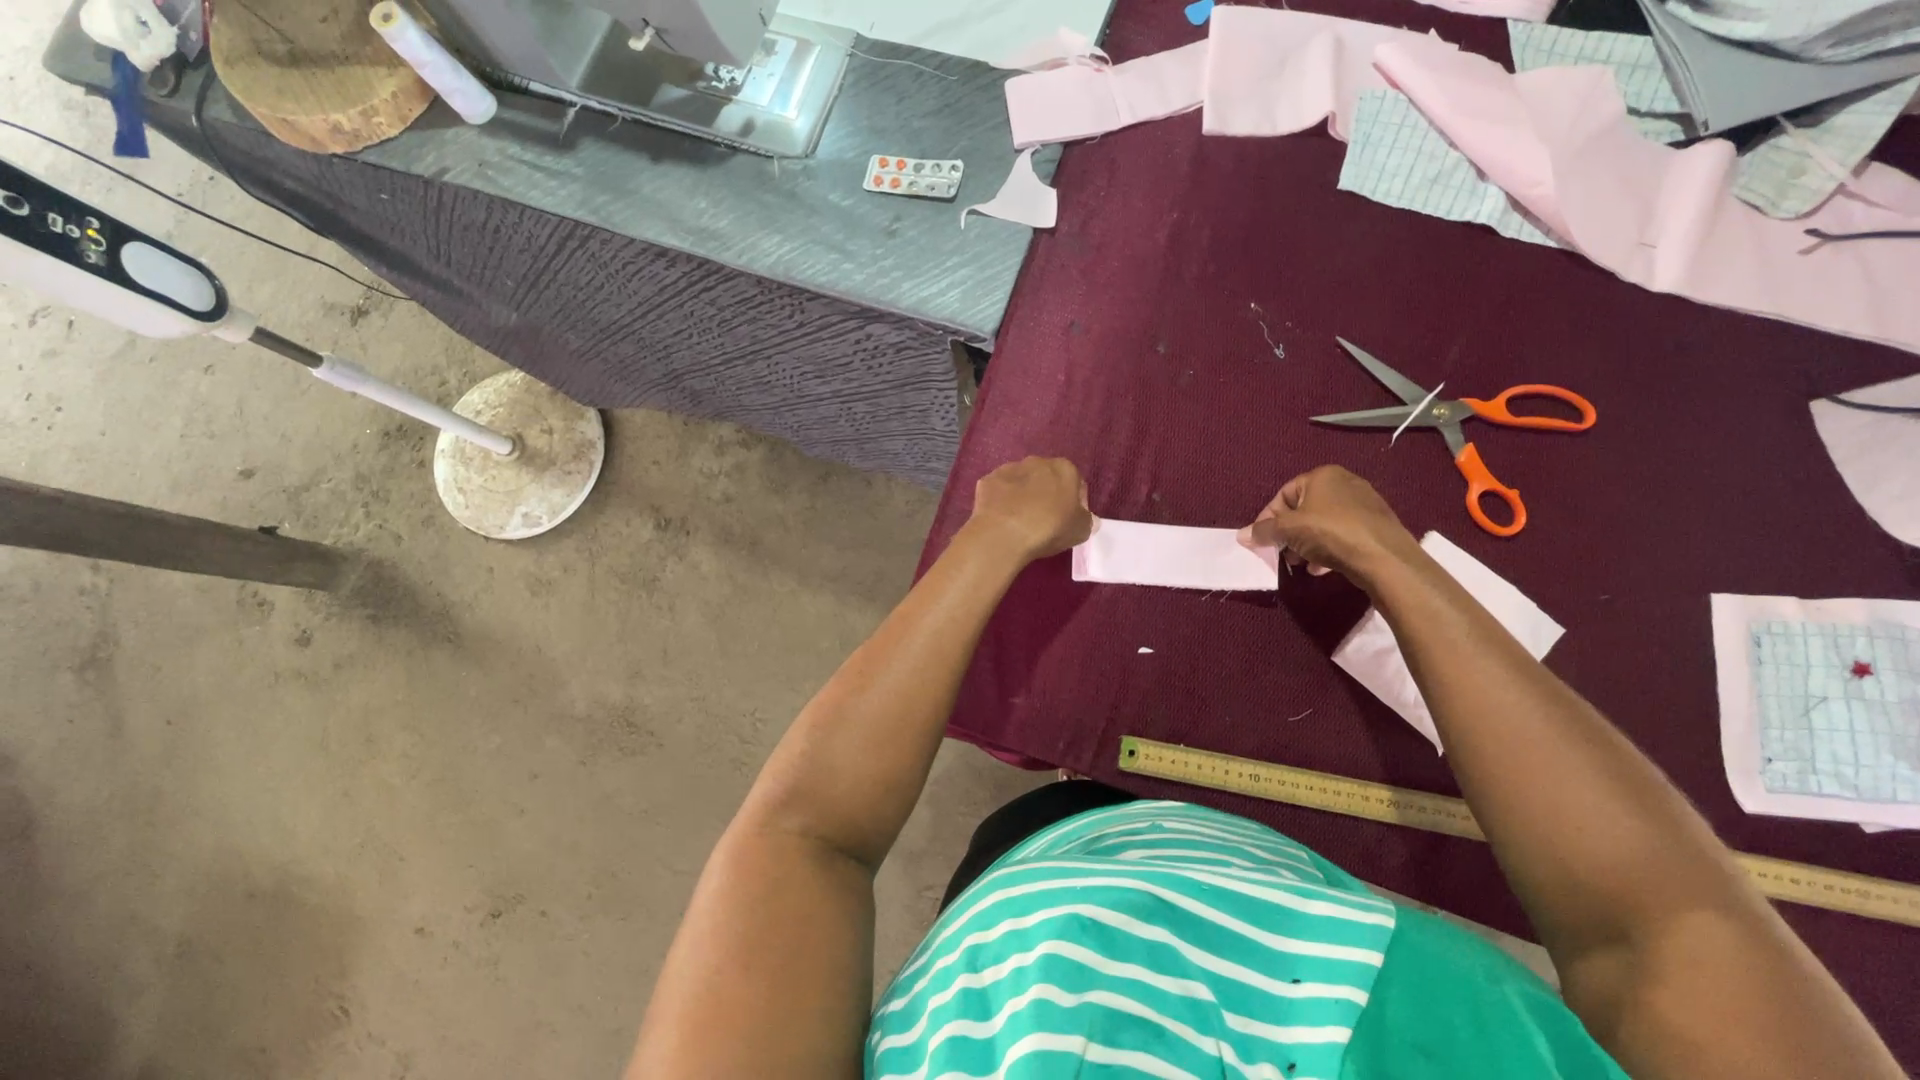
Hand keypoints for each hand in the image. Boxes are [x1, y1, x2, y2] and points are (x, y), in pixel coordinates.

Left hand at [966, 457, 1094, 562]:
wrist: (1004, 533)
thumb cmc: (1049, 528)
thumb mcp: (1081, 530)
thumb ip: (1087, 520)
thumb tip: (1086, 518)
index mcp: (1064, 468)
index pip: (1076, 482)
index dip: (1076, 502)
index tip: (1070, 519)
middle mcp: (1037, 461)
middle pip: (1046, 478)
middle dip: (1047, 494)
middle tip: (1045, 519)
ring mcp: (1009, 469)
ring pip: (1021, 481)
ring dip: (1023, 495)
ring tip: (1020, 519)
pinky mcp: (986, 481)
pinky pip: (999, 491)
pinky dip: (1001, 501)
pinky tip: (1002, 518)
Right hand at [1237, 465, 1420, 588]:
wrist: (1384, 557)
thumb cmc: (1331, 533)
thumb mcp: (1289, 530)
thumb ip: (1264, 531)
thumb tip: (1242, 535)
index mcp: (1322, 475)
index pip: (1284, 493)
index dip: (1268, 518)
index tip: (1261, 540)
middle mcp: (1344, 483)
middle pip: (1303, 509)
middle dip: (1289, 534)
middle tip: (1283, 554)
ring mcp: (1363, 504)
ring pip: (1322, 524)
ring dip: (1306, 544)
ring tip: (1302, 564)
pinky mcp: (1374, 525)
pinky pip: (1342, 534)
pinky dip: (1327, 548)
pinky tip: (1322, 567)